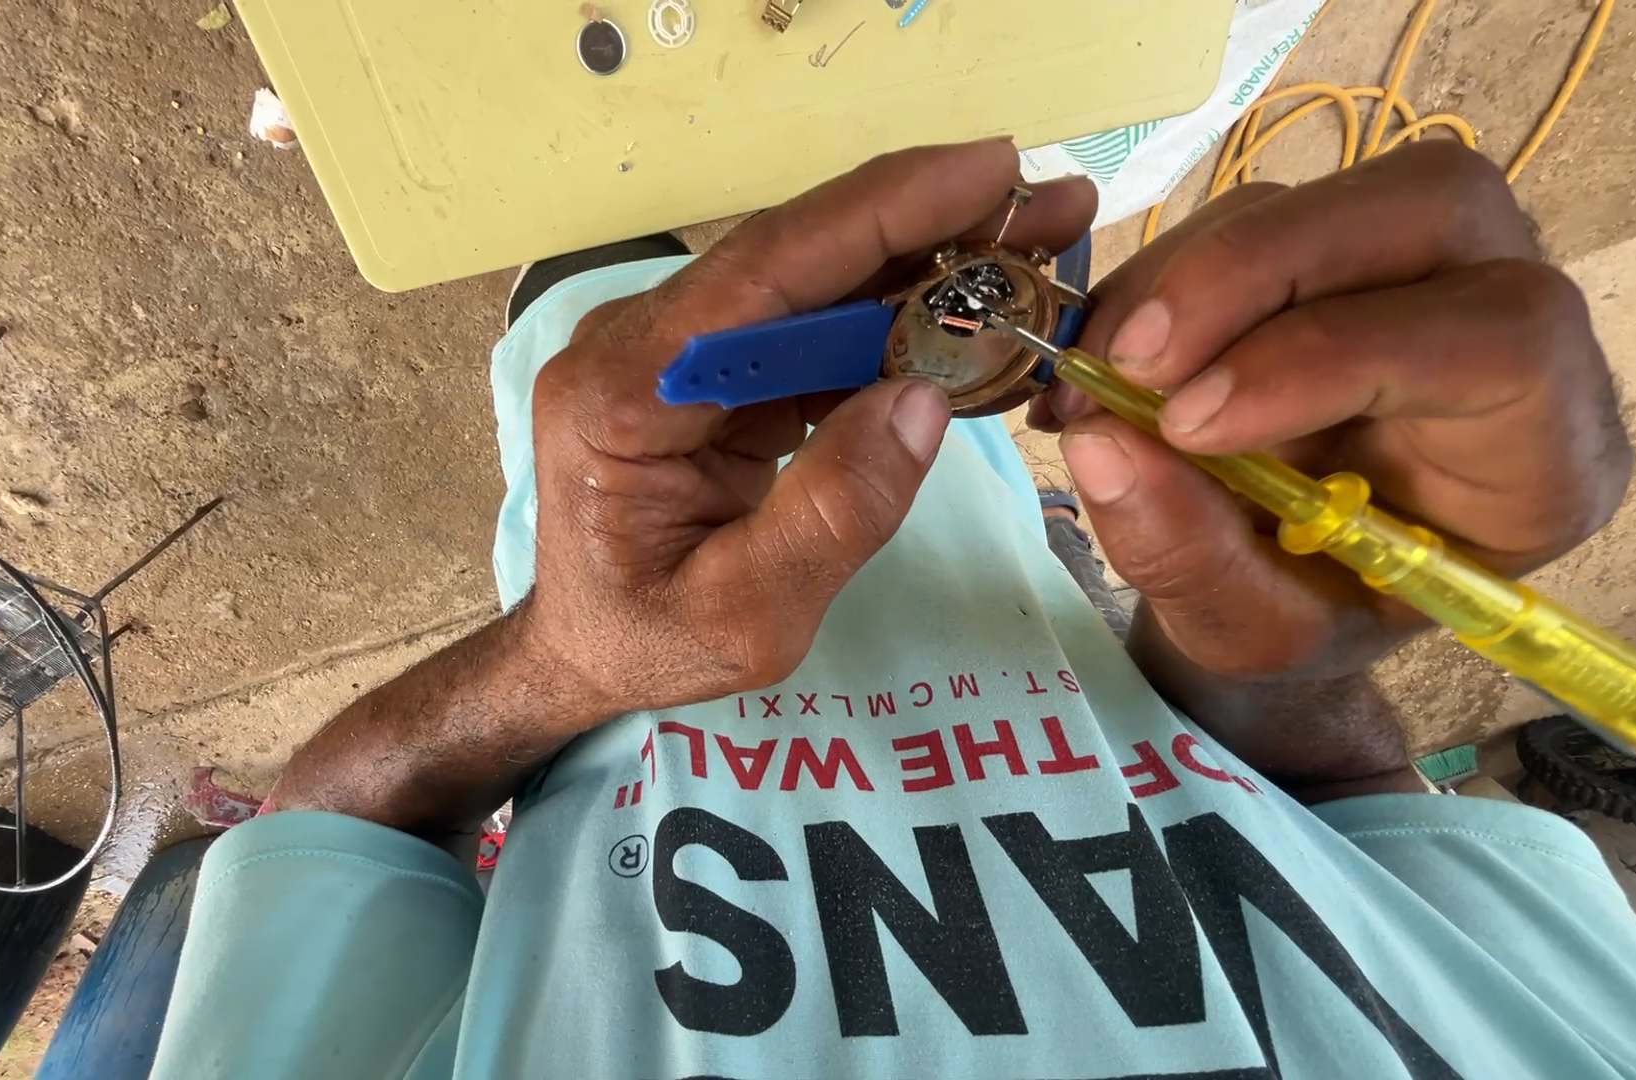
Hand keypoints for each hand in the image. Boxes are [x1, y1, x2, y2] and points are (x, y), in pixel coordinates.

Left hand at [520, 140, 1097, 714]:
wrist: (588, 649)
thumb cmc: (647, 645)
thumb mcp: (745, 616)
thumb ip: (832, 516)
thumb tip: (923, 397)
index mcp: (622, 396)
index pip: (761, 277)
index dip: (881, 215)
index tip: (993, 171)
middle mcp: (635, 350)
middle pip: (792, 264)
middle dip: (925, 230)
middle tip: (1047, 209)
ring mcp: (669, 357)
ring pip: (808, 291)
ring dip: (918, 274)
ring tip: (1029, 263)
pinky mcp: (706, 377)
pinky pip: (806, 337)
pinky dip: (887, 332)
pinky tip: (962, 327)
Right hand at [1033, 142, 1629, 741]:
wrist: (1267, 587)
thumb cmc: (1288, 620)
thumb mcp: (1243, 631)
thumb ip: (1183, 557)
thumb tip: (1098, 441)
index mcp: (1528, 457)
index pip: (1496, 339)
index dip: (1324, 357)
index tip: (1181, 425)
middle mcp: (1491, 338)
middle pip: (1421, 209)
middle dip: (1247, 270)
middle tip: (1126, 363)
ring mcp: (1397, 289)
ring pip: (1312, 202)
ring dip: (1173, 282)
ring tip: (1089, 381)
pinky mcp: (1309, 274)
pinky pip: (1230, 228)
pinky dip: (1141, 290)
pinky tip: (1094, 365)